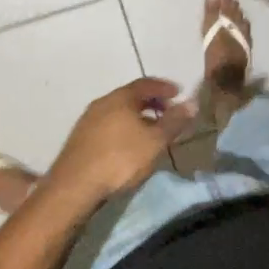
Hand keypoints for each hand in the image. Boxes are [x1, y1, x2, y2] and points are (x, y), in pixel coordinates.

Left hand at [46, 78, 197, 201]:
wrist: (75, 185)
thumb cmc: (120, 159)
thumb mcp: (155, 141)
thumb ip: (174, 121)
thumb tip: (193, 102)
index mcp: (120, 98)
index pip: (145, 83)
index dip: (164, 87)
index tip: (178, 93)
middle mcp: (102, 103)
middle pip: (130, 97)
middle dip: (152, 102)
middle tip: (168, 113)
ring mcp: (88, 120)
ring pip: (118, 112)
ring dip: (137, 117)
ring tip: (151, 131)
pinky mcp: (80, 138)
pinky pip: (108, 124)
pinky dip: (124, 127)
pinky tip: (129, 144)